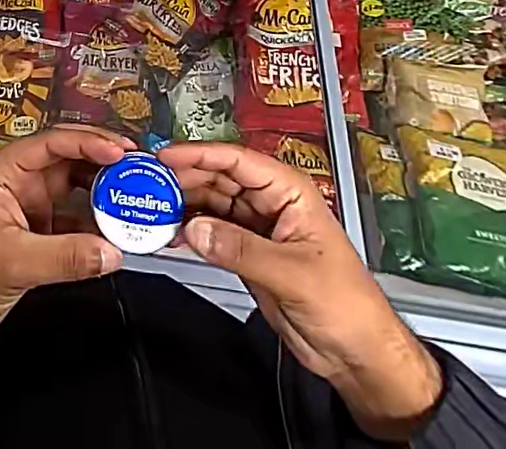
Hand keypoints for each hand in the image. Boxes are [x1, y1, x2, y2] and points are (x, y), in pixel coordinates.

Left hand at [0, 126, 130, 370]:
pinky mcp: (40, 226)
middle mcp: (20, 177)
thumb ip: (66, 257)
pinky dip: (98, 216)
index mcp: (4, 169)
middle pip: (70, 155)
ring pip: (77, 182)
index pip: (53, 142)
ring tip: (136, 187)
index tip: (119, 152)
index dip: (88, 142)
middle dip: (104, 157)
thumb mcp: (14, 263)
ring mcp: (32, 200)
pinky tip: (119, 223)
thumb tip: (112, 251)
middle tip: (138, 164)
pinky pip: (77, 213)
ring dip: (105, 186)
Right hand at [157, 141, 441, 440]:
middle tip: (149, 184)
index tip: (165, 157)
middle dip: (184, 178)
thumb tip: (197, 228)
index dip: (198, 154)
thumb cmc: (347, 303)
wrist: (356, 351)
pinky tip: (173, 235)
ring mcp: (257, 226)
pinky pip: (212, 231)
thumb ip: (241, 249)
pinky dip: (192, 231)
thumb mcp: (292, 273)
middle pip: (218, 177)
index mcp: (288, 190)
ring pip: (211, 202)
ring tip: (153, 208)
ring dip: (184, 204)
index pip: (236, 159)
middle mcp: (269, 201)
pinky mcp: (248, 251)